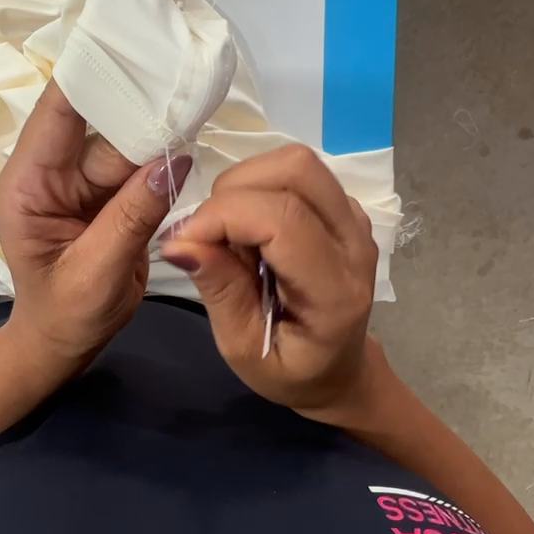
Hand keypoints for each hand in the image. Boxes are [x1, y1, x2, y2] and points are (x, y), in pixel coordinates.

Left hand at [0, 81, 188, 368]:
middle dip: (134, 94)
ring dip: (154, 122)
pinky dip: (161, 151)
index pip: (56, 114)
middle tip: (178, 59)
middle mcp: (51, 174)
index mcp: (28, 186)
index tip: (126, 38)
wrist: (64, 345)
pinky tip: (189, 126)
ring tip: (194, 88)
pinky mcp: (106, 196)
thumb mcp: (96, 273)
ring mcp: (80, 183)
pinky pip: (136, 165)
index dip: (89, 74)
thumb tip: (174, 159)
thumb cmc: (66, 316)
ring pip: (122, 142)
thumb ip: (133, 217)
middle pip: (95, 122)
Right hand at [158, 145, 391, 425]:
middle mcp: (354, 244)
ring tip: (230, 234)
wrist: (339, 370)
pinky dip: (257, 188)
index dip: (221, 217)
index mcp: (334, 291)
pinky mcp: (343, 208)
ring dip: (244, 186)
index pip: (281, 219)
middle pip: (295, 170)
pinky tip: (249, 230)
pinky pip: (296, 173)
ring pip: (294, 162)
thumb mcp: (243, 348)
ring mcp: (354, 219)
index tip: (181, 242)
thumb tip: (178, 242)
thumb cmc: (291, 370)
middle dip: (232, 192)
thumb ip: (218, 291)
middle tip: (209, 236)